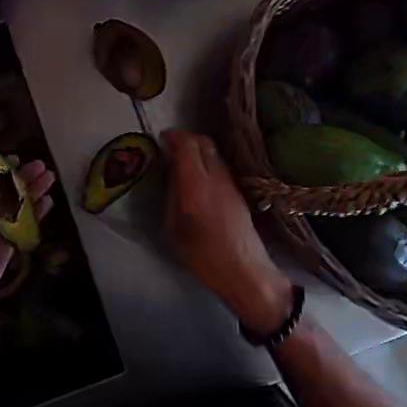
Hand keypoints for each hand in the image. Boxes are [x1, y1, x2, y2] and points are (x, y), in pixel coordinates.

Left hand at [0, 160, 53, 333]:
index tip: (11, 162)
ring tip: (48, 178)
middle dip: (20, 179)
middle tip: (38, 166)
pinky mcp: (5, 251)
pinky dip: (35, 217)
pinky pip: (21, 230)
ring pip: (15, 208)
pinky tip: (47, 204)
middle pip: (1, 194)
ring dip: (31, 193)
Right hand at [162, 131, 293, 334]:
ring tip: (183, 163)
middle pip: (203, 142)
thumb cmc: (202, 255)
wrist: (243, 270)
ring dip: (198, 150)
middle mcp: (215, 177)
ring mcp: (230, 182)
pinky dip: (207, 162)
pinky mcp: (238, 191)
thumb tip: (172, 177)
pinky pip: (220, 166)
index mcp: (195, 185)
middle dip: (186, 139)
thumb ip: (172, 197)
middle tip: (172, 147)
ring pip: (214, 152)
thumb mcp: (174, 228)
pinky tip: (198, 178)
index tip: (162, 139)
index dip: (173, 137)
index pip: (187, 145)